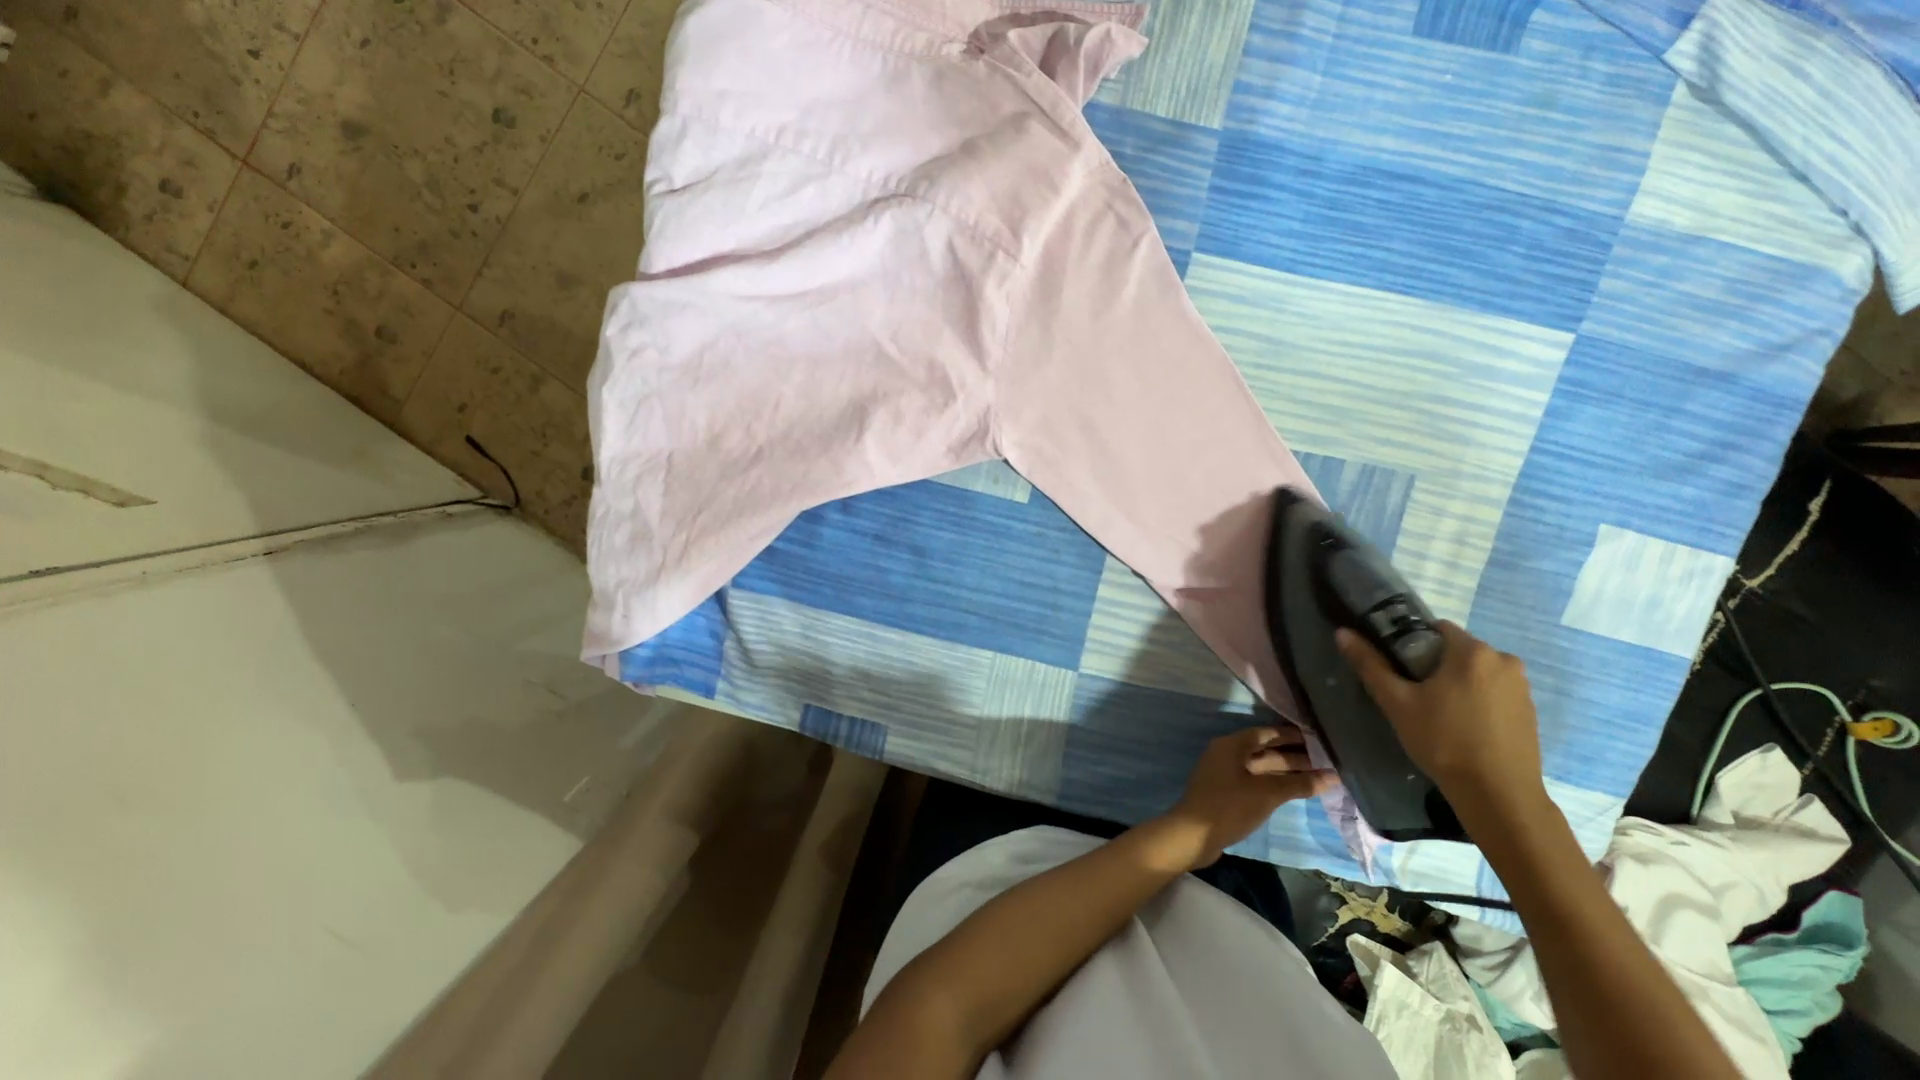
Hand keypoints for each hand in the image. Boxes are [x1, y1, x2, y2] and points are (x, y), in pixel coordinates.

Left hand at [1158, 727, 1334, 869]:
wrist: (1192, 836)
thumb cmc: (1229, 806)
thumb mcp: (1267, 793)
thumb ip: (1299, 784)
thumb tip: (1332, 777)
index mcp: (1231, 745)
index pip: (1266, 733)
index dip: (1292, 735)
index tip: (1318, 739)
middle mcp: (1226, 755)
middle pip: (1264, 751)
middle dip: (1293, 756)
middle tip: (1325, 761)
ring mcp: (1224, 775)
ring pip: (1260, 768)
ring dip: (1285, 772)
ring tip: (1317, 778)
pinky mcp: (1224, 793)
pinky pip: (1254, 782)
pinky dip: (1273, 785)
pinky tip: (1293, 792)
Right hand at [1334, 621, 1546, 824]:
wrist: (1498, 793)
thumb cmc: (1443, 742)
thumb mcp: (1398, 703)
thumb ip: (1370, 666)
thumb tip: (1342, 633)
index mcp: (1473, 651)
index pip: (1437, 628)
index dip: (1413, 644)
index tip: (1402, 672)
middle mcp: (1504, 660)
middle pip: (1459, 650)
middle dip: (1437, 666)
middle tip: (1417, 698)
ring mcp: (1522, 686)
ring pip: (1478, 673)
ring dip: (1459, 684)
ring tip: (1441, 717)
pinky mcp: (1531, 710)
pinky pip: (1496, 693)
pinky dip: (1479, 702)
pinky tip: (1466, 729)